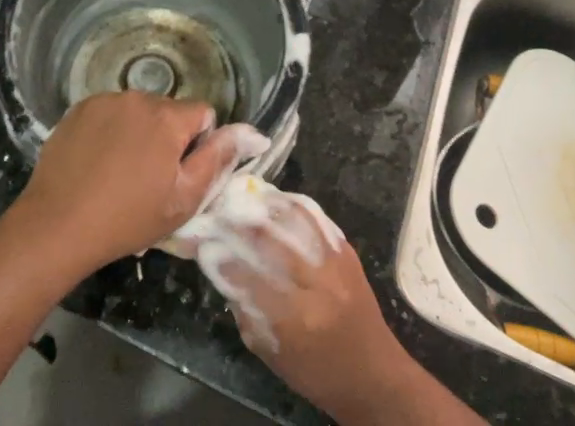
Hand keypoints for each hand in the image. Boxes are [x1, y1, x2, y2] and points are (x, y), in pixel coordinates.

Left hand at [7, 91, 258, 271]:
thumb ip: (218, 159)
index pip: (202, 114)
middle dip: (167, 138)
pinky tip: (98, 163)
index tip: (180, 174)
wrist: (58, 223)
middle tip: (150, 179)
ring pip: (136, 112)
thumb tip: (250, 133)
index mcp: (167, 117)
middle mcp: (136, 98)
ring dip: (137, 133)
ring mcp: (102, 101)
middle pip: (167, 111)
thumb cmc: (128, 218)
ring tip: (120, 173)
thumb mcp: (184, 199)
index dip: (198, 144)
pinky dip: (110, 132)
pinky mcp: (77, 110)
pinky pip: (108, 114)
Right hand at [211, 202, 419, 423]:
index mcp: (293, 318)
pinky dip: (292, 206)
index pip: (246, 275)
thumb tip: (221, 268)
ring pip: (295, 221)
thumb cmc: (316, 374)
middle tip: (216, 211)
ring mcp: (336, 265)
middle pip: (269, 240)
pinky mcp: (348, 253)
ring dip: (264, 206)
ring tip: (241, 197)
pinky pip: (317, 219)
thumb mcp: (269, 351)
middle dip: (237, 223)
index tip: (198, 241)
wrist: (376, 378)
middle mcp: (317, 286)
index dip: (218, 255)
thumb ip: (244, 309)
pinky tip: (274, 201)